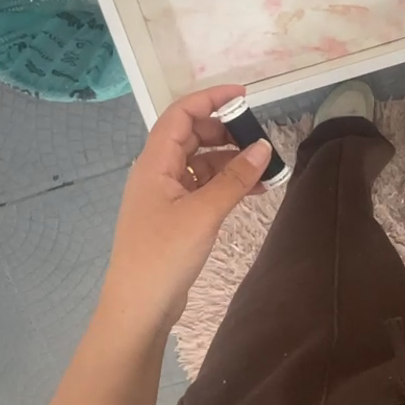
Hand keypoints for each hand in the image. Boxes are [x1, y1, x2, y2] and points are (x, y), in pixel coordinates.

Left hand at [99, 85, 271, 328]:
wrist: (139, 307)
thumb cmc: (163, 255)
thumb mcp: (203, 213)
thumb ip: (235, 178)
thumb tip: (263, 146)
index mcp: (154, 163)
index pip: (181, 114)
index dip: (210, 99)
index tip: (244, 96)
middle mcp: (157, 173)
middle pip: (192, 136)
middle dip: (226, 132)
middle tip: (259, 139)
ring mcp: (166, 196)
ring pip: (200, 163)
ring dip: (231, 161)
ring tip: (266, 169)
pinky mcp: (176, 217)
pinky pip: (203, 187)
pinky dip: (227, 184)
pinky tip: (253, 190)